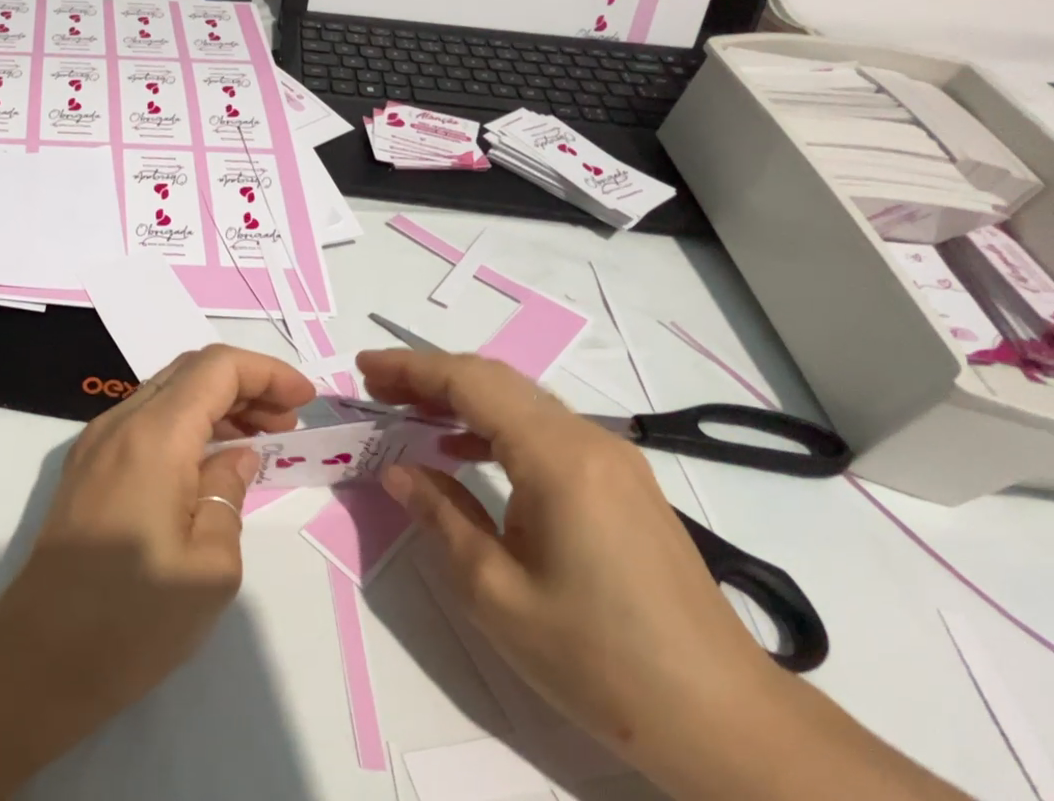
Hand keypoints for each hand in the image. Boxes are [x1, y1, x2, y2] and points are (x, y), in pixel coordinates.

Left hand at [0, 345, 316, 716]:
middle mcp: (118, 426)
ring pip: (163, 395)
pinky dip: (183, 427)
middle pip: (187, 372)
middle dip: (244, 385)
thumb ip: (227, 494)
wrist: (41, 655)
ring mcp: (94, 446)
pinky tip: (208, 464)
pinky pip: (141, 425)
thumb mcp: (209, 564)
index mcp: (153, 437)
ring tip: (257, 443)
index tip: (304, 403)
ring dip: (213, 406)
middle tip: (286, 424)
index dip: (267, 373)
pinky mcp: (84, 471)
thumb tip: (235, 457)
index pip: (216, 367)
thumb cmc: (134, 617)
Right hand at [356, 349, 776, 752]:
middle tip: (375, 386)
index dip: (412, 369)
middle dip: (431, 377)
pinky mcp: (624, 487)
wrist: (715, 713)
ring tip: (406, 412)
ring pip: (525, 405)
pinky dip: (496, 427)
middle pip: (500, 383)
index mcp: (558, 460)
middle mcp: (592, 443)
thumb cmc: (594, 655)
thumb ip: (441, 516)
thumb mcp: (494, 591)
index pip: (473, 385)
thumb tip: (398, 471)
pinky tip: (464, 450)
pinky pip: (547, 434)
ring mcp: (615, 463)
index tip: (363, 367)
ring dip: (463, 399)